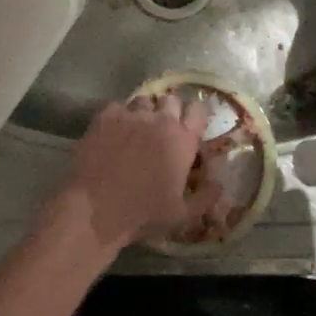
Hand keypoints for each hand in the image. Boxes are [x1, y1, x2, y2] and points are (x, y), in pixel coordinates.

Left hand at [55, 93, 207, 253]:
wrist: (95, 210)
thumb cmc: (143, 214)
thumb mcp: (182, 215)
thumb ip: (206, 198)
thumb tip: (220, 185)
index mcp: (183, 140)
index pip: (199, 110)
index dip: (195, 116)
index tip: (190, 126)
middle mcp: (160, 120)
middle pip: (171, 100)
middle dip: (169, 111)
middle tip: (162, 129)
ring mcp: (132, 115)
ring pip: (144, 100)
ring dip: (144, 111)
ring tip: (136, 128)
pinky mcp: (106, 116)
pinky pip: (117, 106)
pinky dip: (119, 116)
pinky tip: (114, 132)